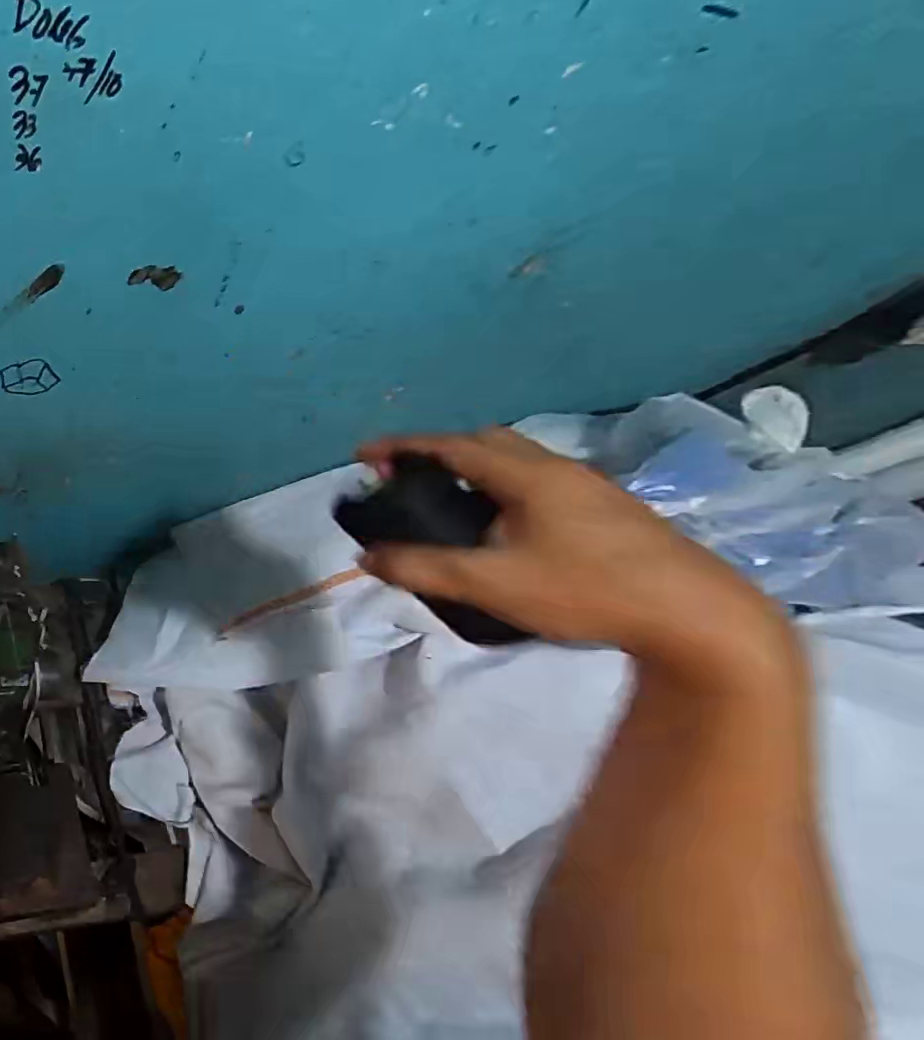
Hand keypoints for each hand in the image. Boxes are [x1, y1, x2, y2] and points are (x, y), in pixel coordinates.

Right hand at [354, 428, 794, 678]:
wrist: (701, 621)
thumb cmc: (586, 591)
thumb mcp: (489, 583)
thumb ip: (421, 567)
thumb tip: (367, 556)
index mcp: (528, 476)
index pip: (452, 446)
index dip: (402, 446)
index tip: (363, 455)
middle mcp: (560, 471)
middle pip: (487, 442)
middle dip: (437, 452)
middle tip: (405, 478)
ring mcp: (590, 489)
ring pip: (516, 461)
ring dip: (472, 469)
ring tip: (446, 501)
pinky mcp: (609, 512)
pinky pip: (537, 481)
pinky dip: (500, 487)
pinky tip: (499, 525)